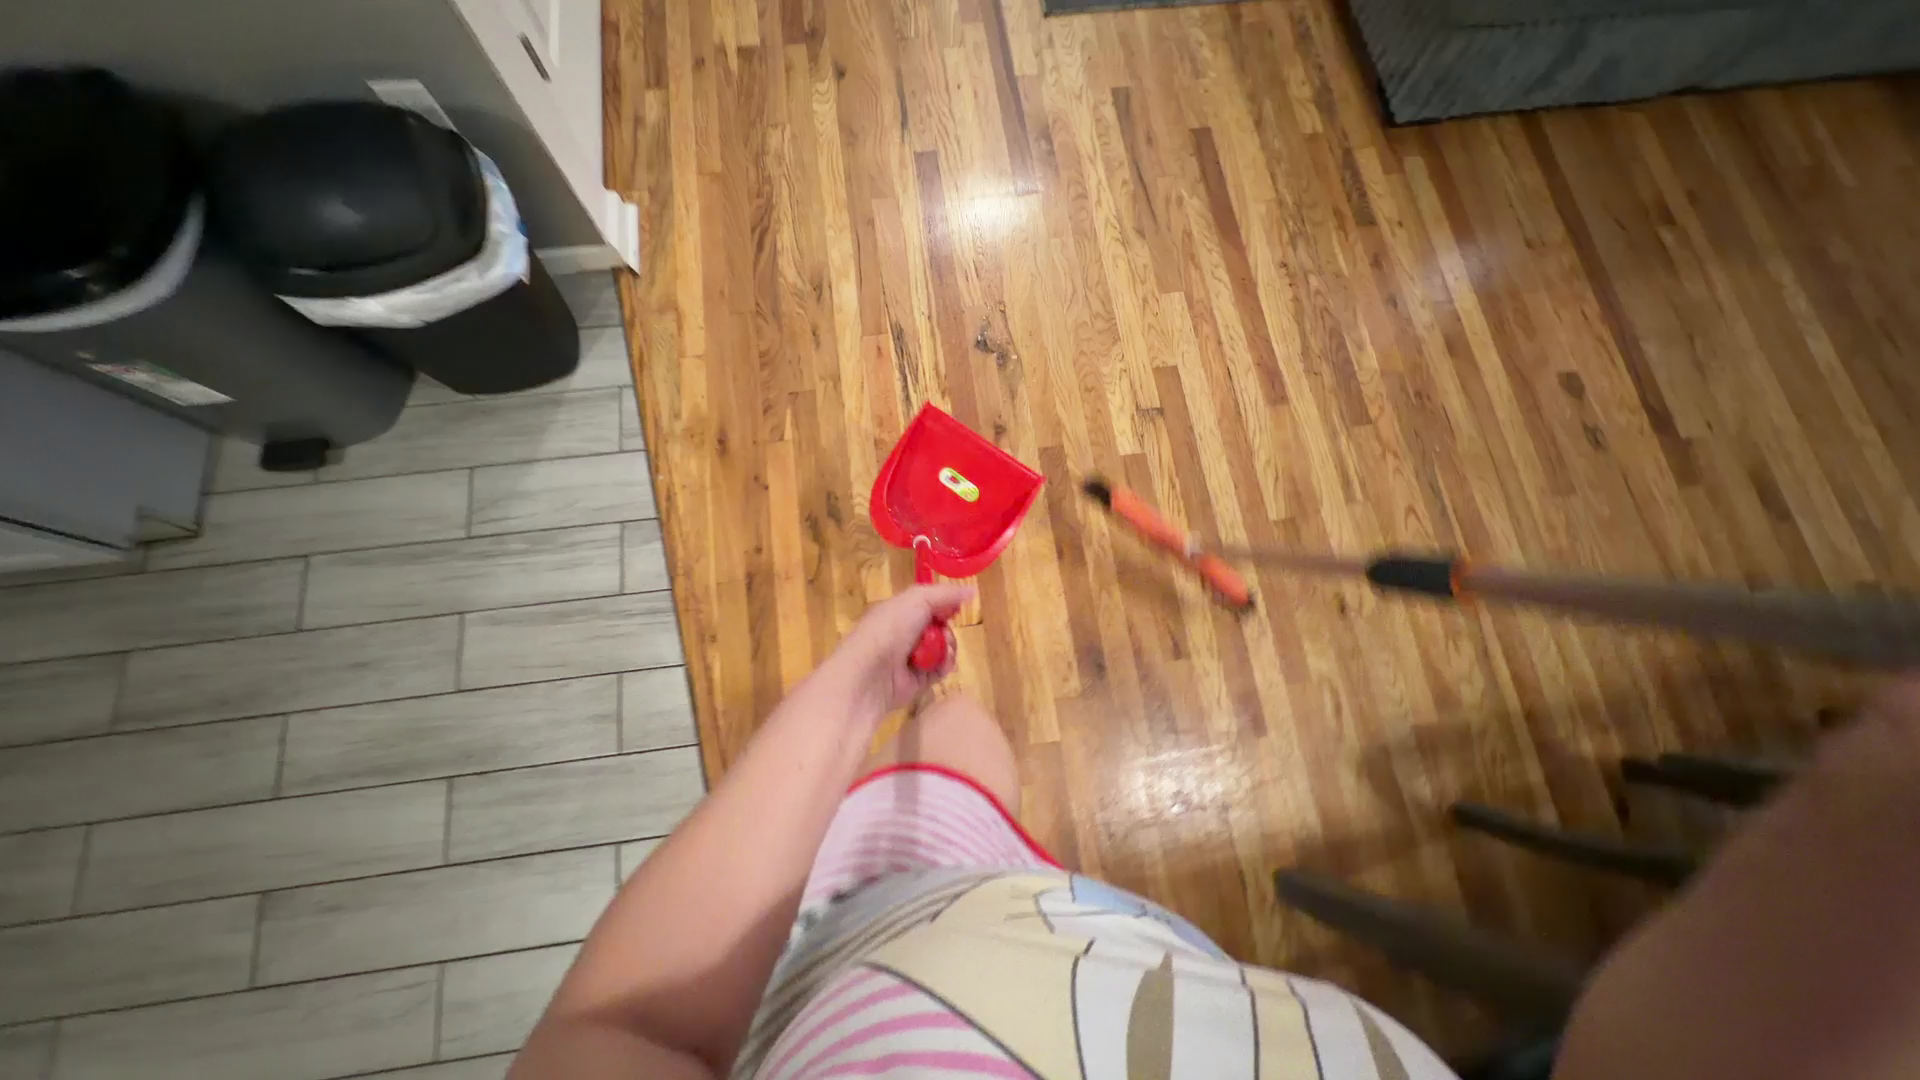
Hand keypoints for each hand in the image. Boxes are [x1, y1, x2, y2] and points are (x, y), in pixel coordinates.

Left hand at [825, 584, 974, 718]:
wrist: (870, 673)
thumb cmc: (890, 629)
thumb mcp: (916, 600)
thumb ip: (945, 594)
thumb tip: (972, 591)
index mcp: (898, 611)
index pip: (928, 605)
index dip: (944, 605)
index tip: (955, 608)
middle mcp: (904, 634)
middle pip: (940, 628)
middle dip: (947, 630)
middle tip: (943, 633)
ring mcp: (910, 658)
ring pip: (943, 649)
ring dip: (948, 648)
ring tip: (942, 652)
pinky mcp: (918, 681)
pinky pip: (940, 670)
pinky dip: (945, 666)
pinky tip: (942, 666)